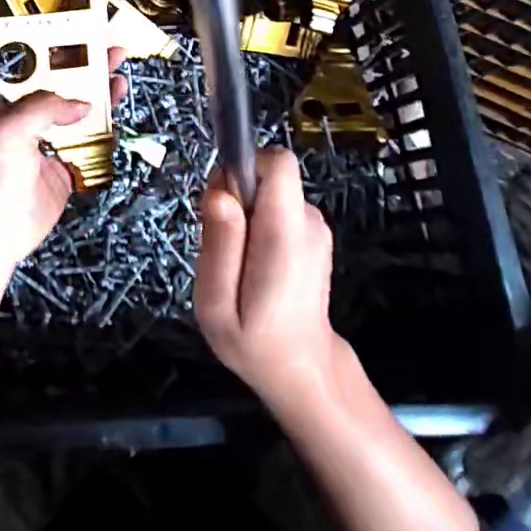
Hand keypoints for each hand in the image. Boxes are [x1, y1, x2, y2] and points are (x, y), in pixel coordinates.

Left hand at [0, 48, 125, 270]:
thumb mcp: (9, 132)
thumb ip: (44, 108)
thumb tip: (81, 103)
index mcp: (9, 108)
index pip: (40, 73)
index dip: (63, 55)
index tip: (86, 38)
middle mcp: (29, 125)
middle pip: (65, 91)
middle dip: (88, 71)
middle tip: (113, 51)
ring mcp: (48, 149)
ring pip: (80, 118)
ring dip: (100, 100)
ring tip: (121, 78)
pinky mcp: (63, 173)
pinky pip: (89, 147)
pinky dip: (105, 133)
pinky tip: (117, 117)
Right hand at [195, 148, 354, 411]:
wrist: (301, 368)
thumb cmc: (253, 342)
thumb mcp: (216, 304)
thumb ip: (218, 245)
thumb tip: (219, 194)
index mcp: (285, 236)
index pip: (277, 162)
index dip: (242, 169)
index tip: (221, 205)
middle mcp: (308, 222)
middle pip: (265, 176)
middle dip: (235, 198)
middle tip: (222, 248)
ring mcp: (314, 226)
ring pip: (266, 192)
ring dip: (244, 216)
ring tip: (237, 264)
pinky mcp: (312, 231)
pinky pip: (274, 207)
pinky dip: (257, 226)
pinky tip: (253, 265)